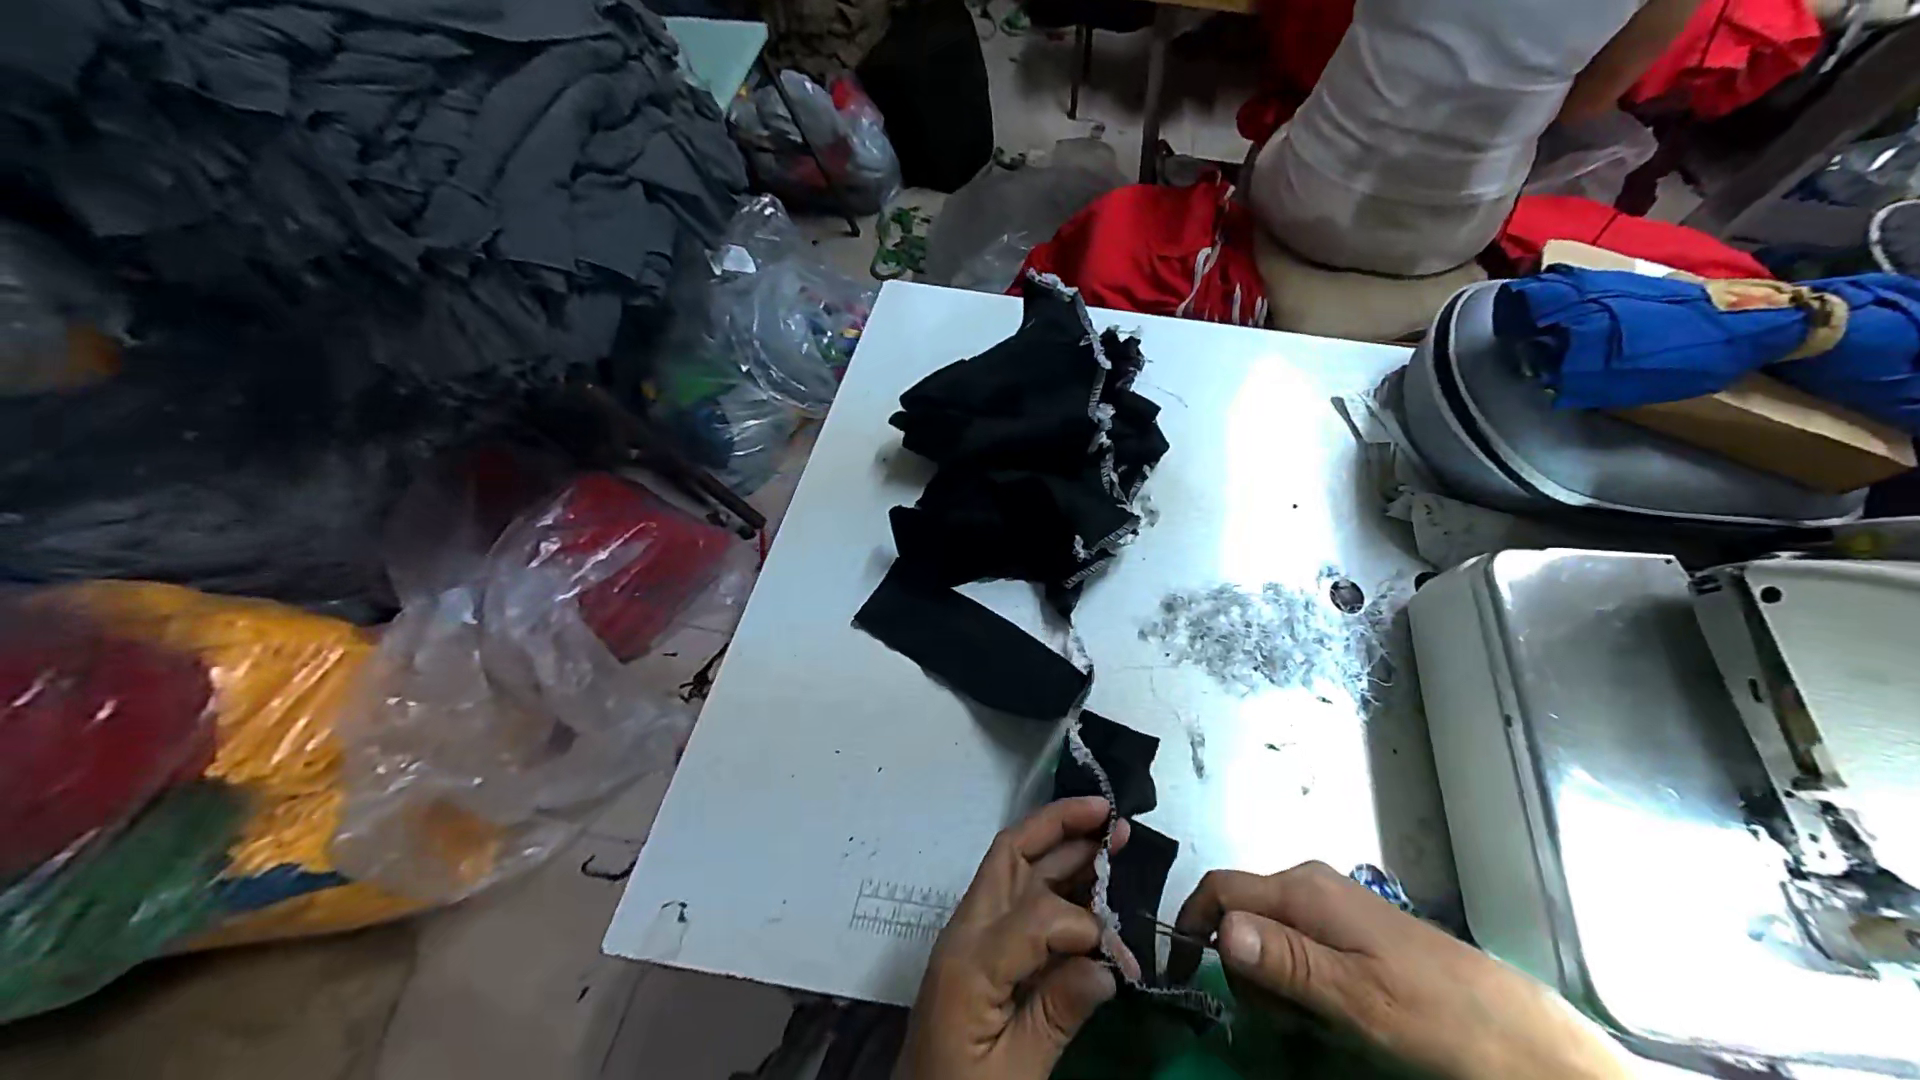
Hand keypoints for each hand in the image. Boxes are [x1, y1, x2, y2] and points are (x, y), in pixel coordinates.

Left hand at [896, 797, 1133, 1079]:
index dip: (1081, 923)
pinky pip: (1018, 896)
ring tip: (1108, 832)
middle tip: (1109, 814)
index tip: (1117, 955)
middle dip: (1060, 826)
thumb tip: (1108, 967)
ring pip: (1015, 866)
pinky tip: (1088, 880)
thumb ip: (1059, 1014)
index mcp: (970, 961)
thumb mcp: (1015, 1073)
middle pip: (1011, 854)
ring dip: (1061, 843)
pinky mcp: (981, 943)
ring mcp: (971, 931)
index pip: (1033, 913)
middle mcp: (967, 929)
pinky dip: (1055, 880)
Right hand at [1173, 862, 1635, 1079]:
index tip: (1183, 975)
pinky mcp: (1344, 926)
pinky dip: (1294, 979)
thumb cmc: (1436, 1016)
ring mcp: (1327, 903)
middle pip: (1238, 914)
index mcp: (1303, 890)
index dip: (1190, 924)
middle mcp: (1307, 882)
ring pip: (1263, 932)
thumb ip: (1288, 961)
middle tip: (1283, 1020)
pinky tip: (1327, 1010)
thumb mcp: (1358, 999)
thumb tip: (1221, 930)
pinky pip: (1292, 943)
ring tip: (1314, 1021)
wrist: (1521, 1035)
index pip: (1220, 890)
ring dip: (1271, 980)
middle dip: (1244, 968)